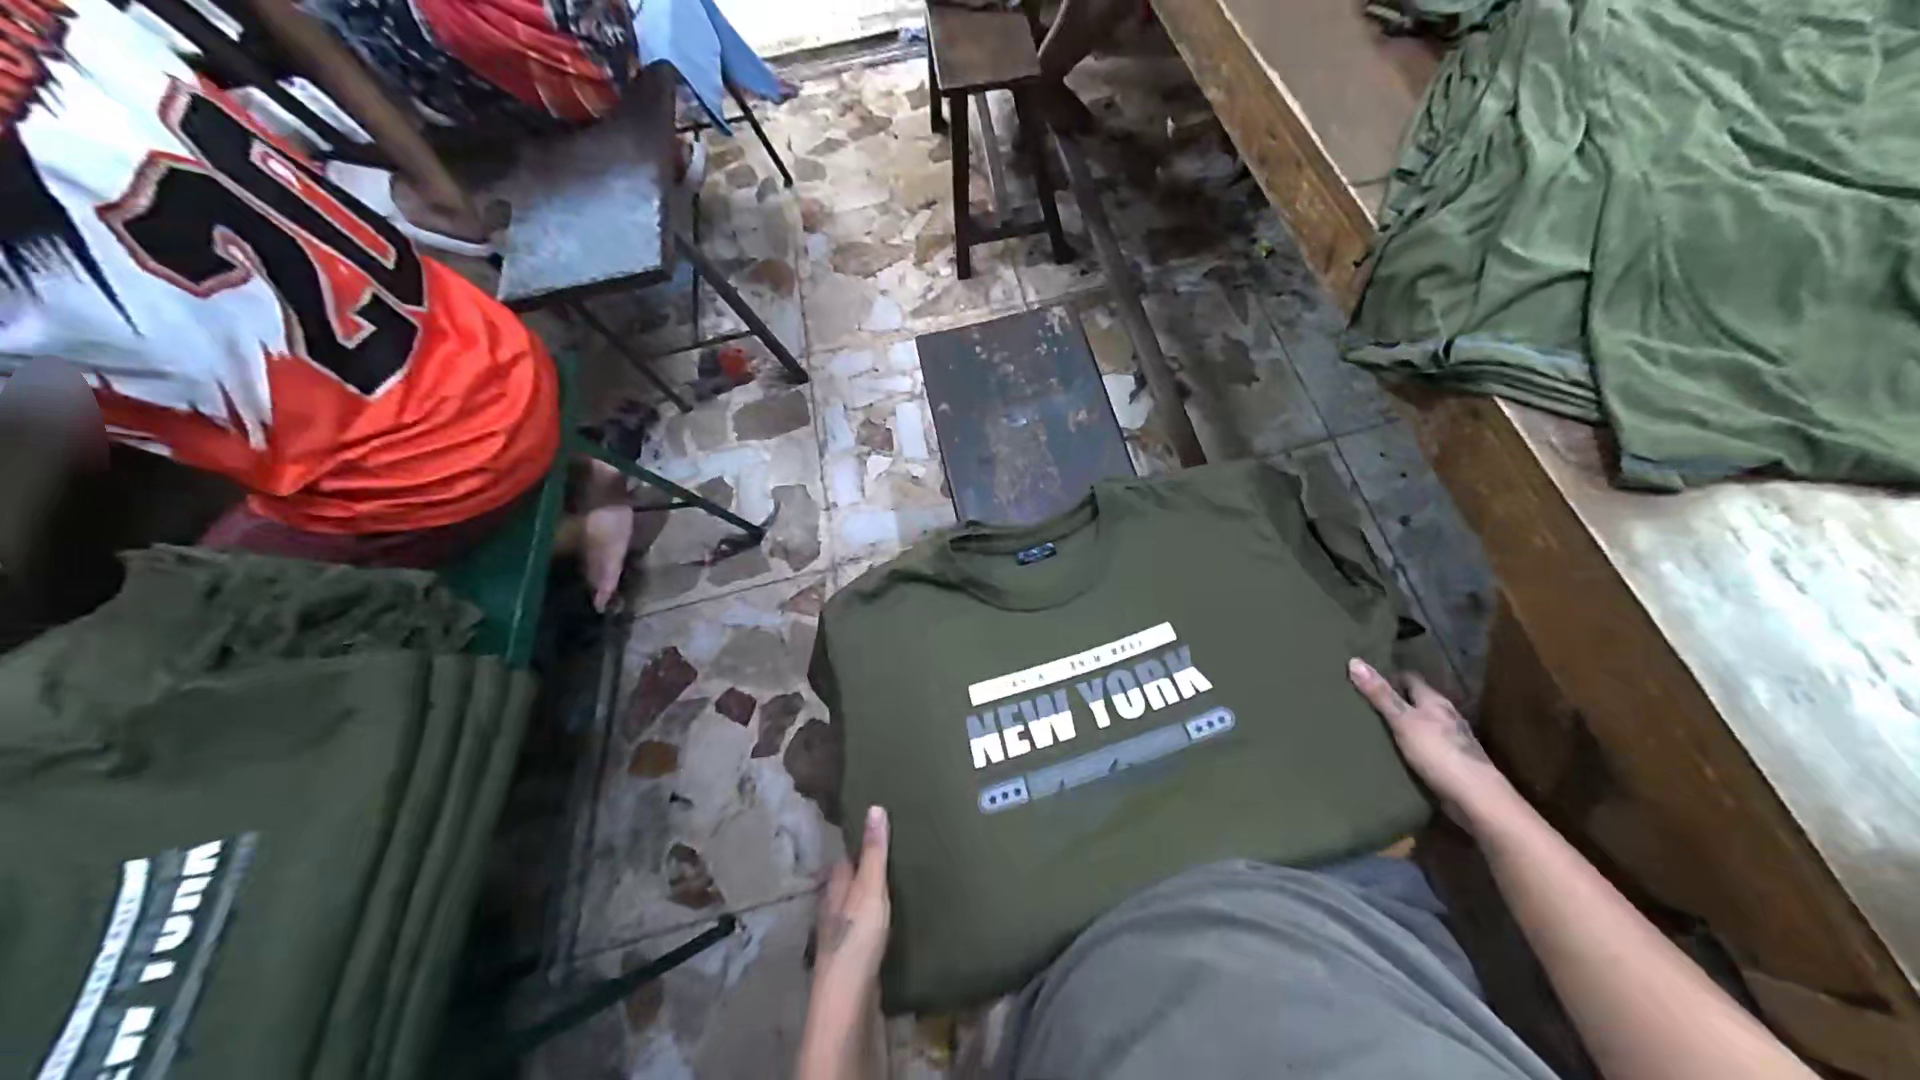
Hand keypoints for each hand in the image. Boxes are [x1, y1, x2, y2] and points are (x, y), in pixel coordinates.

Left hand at [813, 805, 890, 997]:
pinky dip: (876, 921)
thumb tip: (874, 806)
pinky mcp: (853, 958)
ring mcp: (842, 935)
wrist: (848, 1000)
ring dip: (871, 898)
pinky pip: (865, 930)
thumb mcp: (870, 888)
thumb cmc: (857, 937)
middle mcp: (833, 908)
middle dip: (867, 871)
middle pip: (849, 883)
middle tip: (897, 856)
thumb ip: (874, 852)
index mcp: (835, 887)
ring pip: (856, 907)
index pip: (845, 858)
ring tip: (899, 885)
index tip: (881, 831)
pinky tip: (892, 923)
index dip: (860, 844)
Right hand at [1348, 659, 1520, 828]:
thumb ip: (1380, 694)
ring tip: (1379, 726)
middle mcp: (1447, 716)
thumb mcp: (1402, 721)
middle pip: (1418, 699)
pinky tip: (1400, 751)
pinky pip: (1428, 744)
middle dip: (1396, 699)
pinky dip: (1414, 743)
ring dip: (1406, 722)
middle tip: (1367, 702)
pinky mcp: (1453, 761)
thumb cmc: (1438, 753)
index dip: (1390, 676)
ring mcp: (1453, 739)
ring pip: (1424, 722)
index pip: (1411, 678)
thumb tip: (1354, 661)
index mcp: (1435, 701)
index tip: (1366, 680)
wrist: (1476, 798)